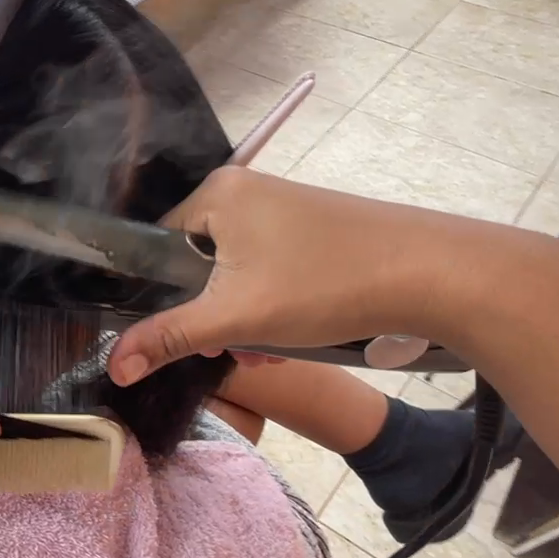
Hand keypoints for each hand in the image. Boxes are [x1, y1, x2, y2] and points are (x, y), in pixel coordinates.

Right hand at [108, 168, 480, 384]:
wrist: (446, 276)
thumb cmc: (325, 285)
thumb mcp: (234, 318)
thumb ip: (166, 338)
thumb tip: (112, 367)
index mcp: (216, 193)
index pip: (156, 247)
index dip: (163, 295)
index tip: (186, 330)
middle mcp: (245, 190)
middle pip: (196, 264)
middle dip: (211, 314)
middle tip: (232, 346)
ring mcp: (284, 206)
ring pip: (234, 272)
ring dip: (242, 318)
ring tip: (268, 351)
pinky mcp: (314, 226)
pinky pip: (268, 267)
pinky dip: (271, 303)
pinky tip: (291, 335)